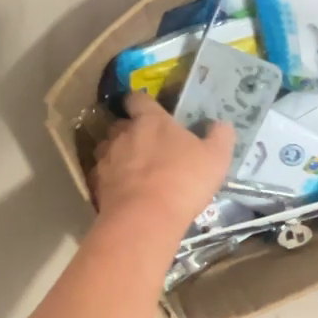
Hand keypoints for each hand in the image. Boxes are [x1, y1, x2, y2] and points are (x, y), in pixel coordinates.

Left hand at [91, 93, 232, 236]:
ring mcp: (107, 159)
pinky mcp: (96, 185)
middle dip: (129, 131)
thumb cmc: (184, 182)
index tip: (145, 108)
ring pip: (107, 149)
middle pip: (120, 124)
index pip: (138, 99)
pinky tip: (120, 192)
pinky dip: (109, 181)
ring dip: (117, 155)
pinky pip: (101, 176)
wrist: (146, 218)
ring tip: (130, 170)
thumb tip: (221, 125)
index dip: (140, 102)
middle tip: (144, 145)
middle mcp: (124, 134)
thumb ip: (219, 137)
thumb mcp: (215, 158)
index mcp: (151, 121)